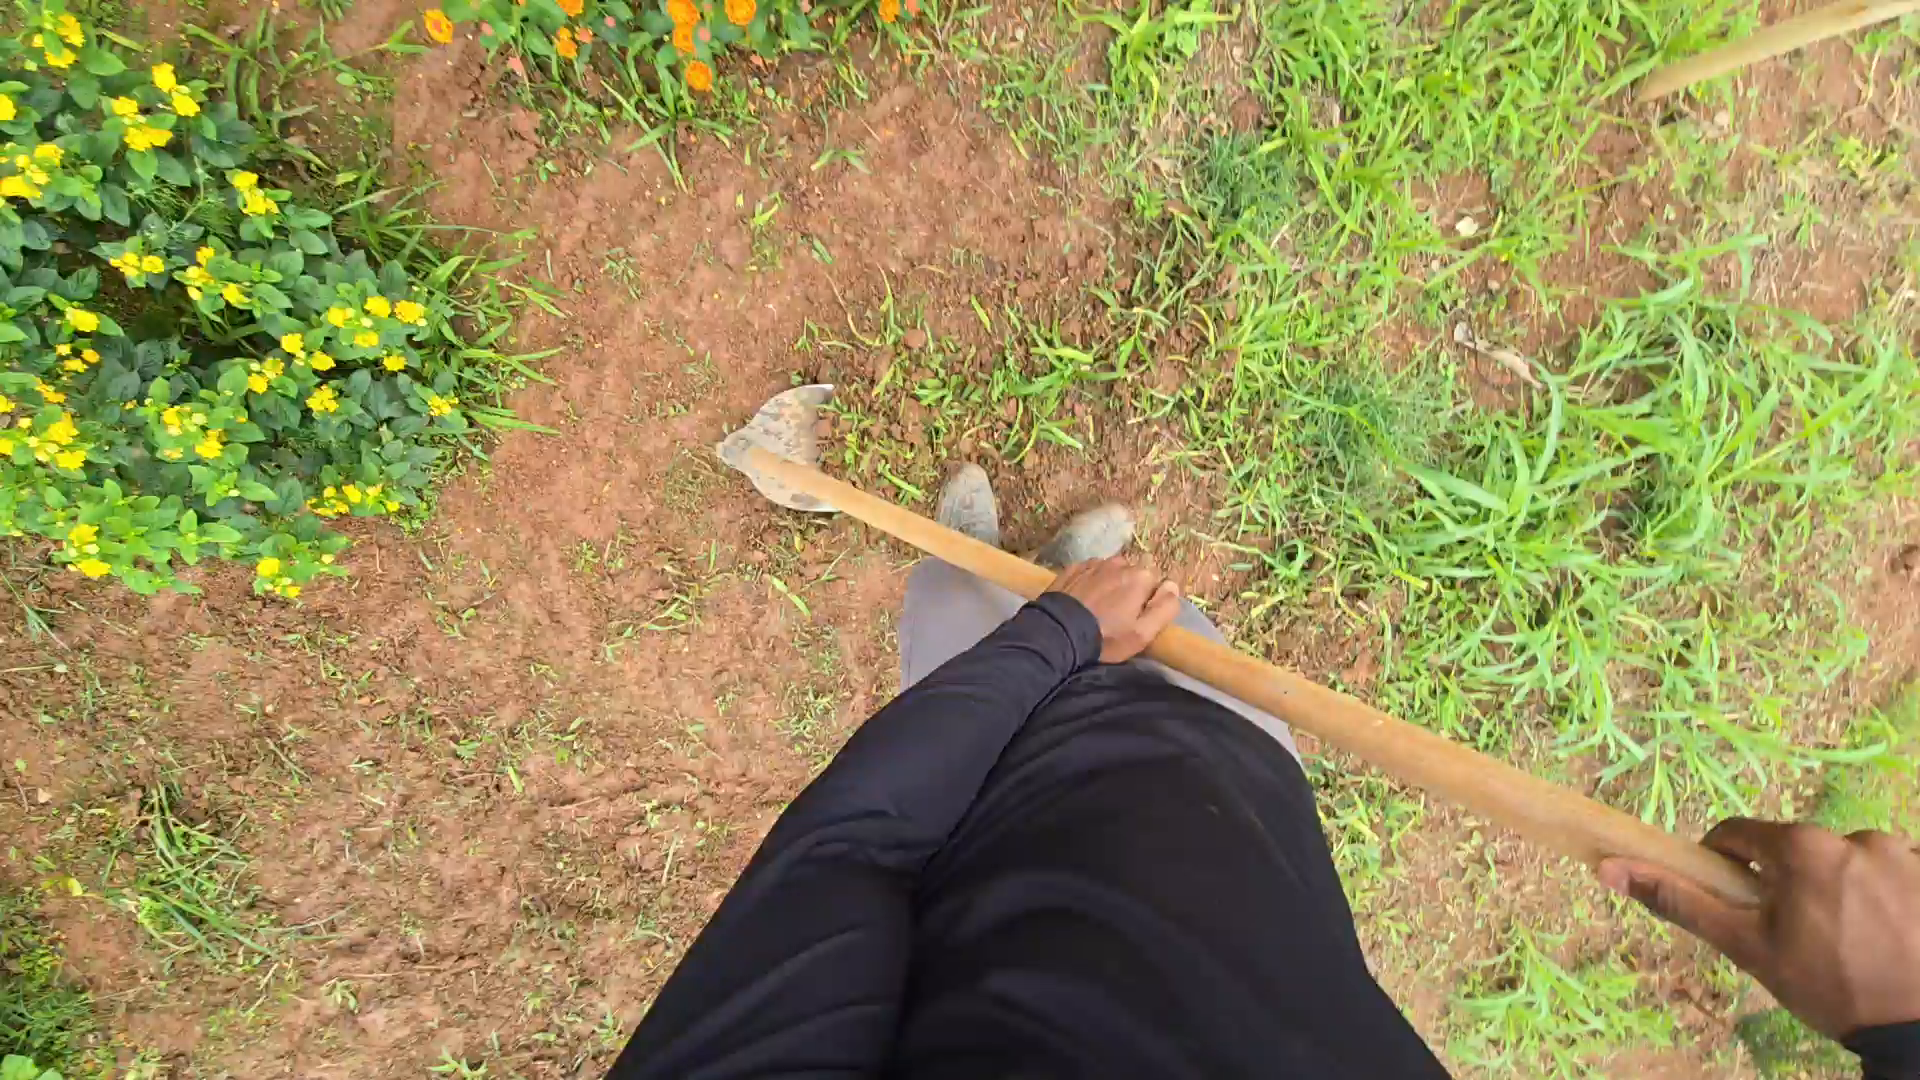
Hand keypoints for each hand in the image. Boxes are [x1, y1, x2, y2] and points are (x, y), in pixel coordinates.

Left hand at [1045, 557, 1180, 663]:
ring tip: (1099, 607)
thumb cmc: (1105, 638)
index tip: (1136, 617)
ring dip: (1110, 584)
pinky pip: (1091, 571)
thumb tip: (1172, 585)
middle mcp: (1119, 563)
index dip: (1148, 601)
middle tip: (1117, 614)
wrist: (1057, 633)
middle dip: (1130, 590)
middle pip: (1134, 574)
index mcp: (1140, 577)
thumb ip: (1164, 608)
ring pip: (1112, 571)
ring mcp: (1094, 563)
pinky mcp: (1073, 568)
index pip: (1156, 583)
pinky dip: (1091, 582)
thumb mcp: (1142, 634)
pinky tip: (1083, 599)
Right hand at [1598, 819, 1919, 1038]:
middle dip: (1793, 879)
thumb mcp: (1745, 945)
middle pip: (1800, 848)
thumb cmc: (1832, 985)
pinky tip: (1898, 933)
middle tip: (1801, 928)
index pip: (1740, 835)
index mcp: (1802, 846)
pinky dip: (1895, 894)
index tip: (1743, 901)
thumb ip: (1677, 899)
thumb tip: (1605, 867)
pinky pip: (1906, 873)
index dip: (1729, 865)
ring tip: (1857, 935)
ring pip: (1854, 859)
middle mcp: (1860, 839)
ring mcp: (1913, 861)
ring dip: (1846, 885)